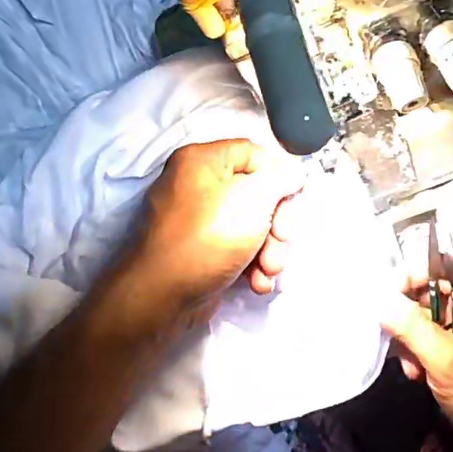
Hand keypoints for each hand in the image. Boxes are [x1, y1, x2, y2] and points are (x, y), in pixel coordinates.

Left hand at [125, 139, 303, 312]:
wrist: (160, 298)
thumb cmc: (208, 239)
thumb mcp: (254, 200)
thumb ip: (281, 180)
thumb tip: (292, 173)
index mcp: (201, 161)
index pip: (253, 153)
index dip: (277, 177)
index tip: (288, 203)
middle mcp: (195, 185)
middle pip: (256, 194)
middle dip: (276, 226)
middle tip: (280, 244)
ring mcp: (195, 220)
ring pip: (249, 226)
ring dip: (267, 251)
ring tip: (268, 272)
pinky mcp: (198, 251)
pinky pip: (233, 248)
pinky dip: (249, 264)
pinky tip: (256, 283)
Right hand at [379, 267, 452, 451]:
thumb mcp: (442, 357)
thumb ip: (410, 325)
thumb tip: (381, 300)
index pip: (441, 269)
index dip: (412, 278)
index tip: (386, 298)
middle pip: (430, 295)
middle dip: (409, 320)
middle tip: (396, 341)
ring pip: (428, 320)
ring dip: (413, 342)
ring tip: (411, 368)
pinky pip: (434, 340)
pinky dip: (421, 354)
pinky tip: (418, 375)